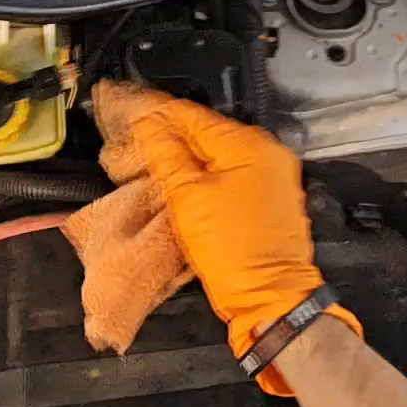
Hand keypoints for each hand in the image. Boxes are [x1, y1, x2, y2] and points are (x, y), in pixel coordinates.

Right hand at [92, 80, 359, 392]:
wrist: (271, 297)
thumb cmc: (231, 251)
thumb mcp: (188, 198)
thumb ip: (167, 154)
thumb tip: (149, 124)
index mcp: (248, 145)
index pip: (194, 116)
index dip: (160, 112)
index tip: (133, 109)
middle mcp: (267, 151)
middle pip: (209, 131)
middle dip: (174, 132)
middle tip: (139, 134)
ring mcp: (273, 173)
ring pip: (221, 151)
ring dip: (190, 152)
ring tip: (155, 154)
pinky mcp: (272, 195)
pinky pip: (234, 170)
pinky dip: (209, 170)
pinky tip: (186, 178)